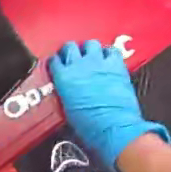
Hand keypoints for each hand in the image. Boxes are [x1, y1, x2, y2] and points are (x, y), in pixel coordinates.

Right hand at [49, 40, 169, 168]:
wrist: (114, 128)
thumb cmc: (91, 126)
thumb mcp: (68, 111)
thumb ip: (66, 94)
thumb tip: (69, 91)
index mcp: (64, 78)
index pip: (54, 61)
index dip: (56, 61)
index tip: (58, 63)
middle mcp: (79, 66)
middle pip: (70, 46)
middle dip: (71, 51)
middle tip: (74, 57)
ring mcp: (98, 63)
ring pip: (91, 44)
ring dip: (90, 49)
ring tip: (92, 56)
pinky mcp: (116, 65)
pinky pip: (111, 51)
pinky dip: (109, 54)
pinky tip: (108, 60)